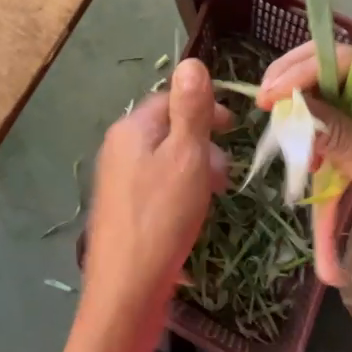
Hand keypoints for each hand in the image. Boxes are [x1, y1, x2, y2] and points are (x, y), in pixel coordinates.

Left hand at [82, 59, 229, 315]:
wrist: (126, 290)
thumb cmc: (161, 217)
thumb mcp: (185, 156)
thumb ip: (190, 109)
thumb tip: (192, 61)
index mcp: (131, 128)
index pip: (171, 99)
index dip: (204, 108)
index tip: (234, 128)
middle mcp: (118, 147)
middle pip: (168, 129)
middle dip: (202, 143)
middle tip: (224, 174)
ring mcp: (117, 180)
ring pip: (166, 159)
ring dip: (195, 169)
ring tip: (213, 197)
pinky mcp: (123, 209)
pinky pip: (158, 185)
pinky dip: (181, 191)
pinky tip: (193, 215)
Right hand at [257, 42, 351, 277]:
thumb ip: (330, 128)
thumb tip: (287, 105)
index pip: (344, 59)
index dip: (301, 72)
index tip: (269, 94)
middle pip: (335, 67)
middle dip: (297, 82)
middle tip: (264, 101)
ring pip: (332, 89)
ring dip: (304, 104)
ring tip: (279, 122)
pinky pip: (338, 112)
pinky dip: (317, 125)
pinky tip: (304, 145)